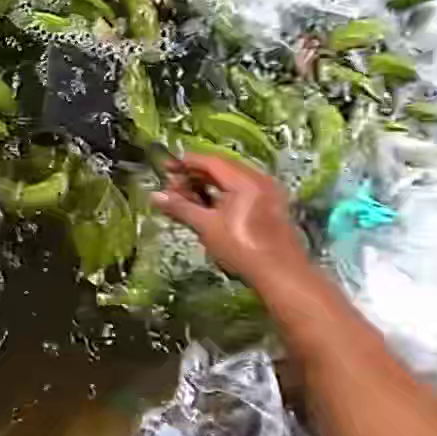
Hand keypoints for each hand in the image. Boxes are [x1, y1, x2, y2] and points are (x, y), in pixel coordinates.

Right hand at [150, 151, 308, 285]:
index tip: (167, 168)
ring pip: (233, 180)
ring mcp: (268, 192)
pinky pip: (243, 191)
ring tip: (187, 197)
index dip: (187, 163)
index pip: (211, 161)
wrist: (281, 274)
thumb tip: (155, 196)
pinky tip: (209, 208)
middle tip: (173, 185)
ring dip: (208, 185)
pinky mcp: (271, 206)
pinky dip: (223, 194)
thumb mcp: (207, 227)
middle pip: (223, 168)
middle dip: (196, 175)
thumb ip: (181, 208)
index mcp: (245, 180)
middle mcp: (259, 179)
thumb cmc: (242, 249)